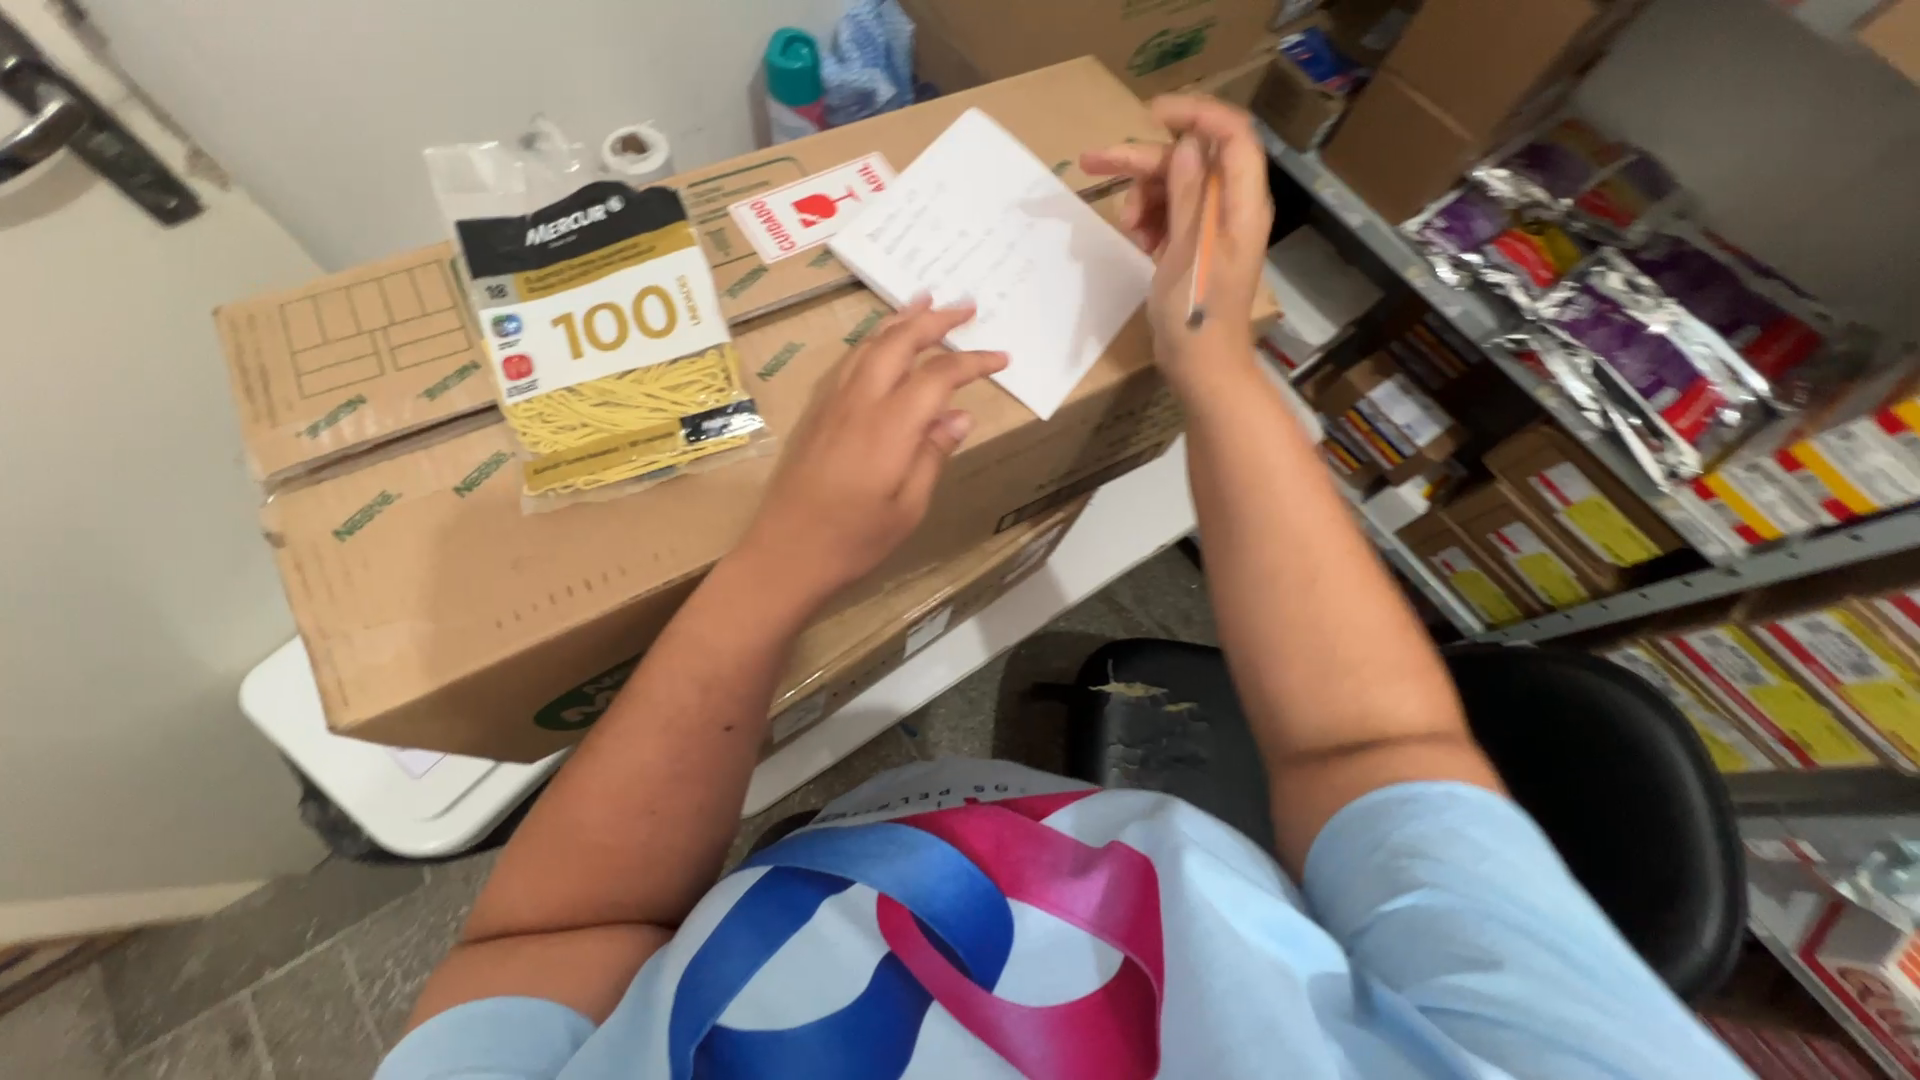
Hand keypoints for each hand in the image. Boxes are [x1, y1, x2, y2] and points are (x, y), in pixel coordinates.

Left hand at [735, 297, 1007, 608]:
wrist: (785, 554)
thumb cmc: (854, 540)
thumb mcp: (908, 507)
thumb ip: (933, 454)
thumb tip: (959, 415)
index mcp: (890, 426)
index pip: (938, 375)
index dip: (973, 362)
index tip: (1002, 358)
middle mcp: (859, 401)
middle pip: (899, 341)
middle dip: (935, 319)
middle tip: (966, 306)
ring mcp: (832, 402)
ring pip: (868, 343)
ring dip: (900, 320)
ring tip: (925, 302)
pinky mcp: (815, 411)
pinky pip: (848, 360)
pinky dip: (872, 340)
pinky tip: (881, 343)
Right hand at [1082, 95, 1273, 386]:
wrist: (1201, 368)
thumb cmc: (1196, 316)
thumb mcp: (1188, 252)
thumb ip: (1189, 195)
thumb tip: (1186, 144)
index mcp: (1242, 204)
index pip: (1230, 134)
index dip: (1194, 114)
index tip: (1150, 116)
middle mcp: (1231, 208)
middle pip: (1189, 160)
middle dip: (1143, 161)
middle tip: (1091, 162)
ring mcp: (1212, 228)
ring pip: (1173, 186)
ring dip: (1143, 198)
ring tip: (1127, 228)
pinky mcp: (1194, 246)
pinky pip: (1169, 215)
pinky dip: (1149, 221)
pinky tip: (1136, 241)